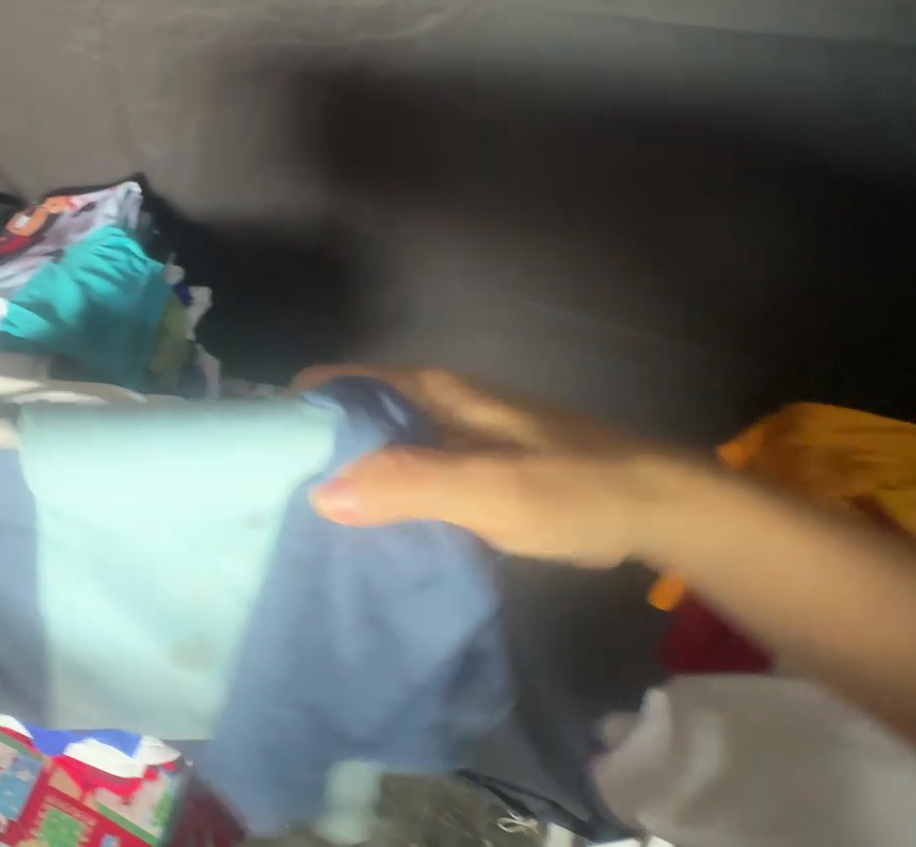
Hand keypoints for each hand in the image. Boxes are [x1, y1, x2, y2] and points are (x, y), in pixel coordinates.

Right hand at [293, 365, 712, 566]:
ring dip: (340, 477)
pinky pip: (396, 473)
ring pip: (369, 447)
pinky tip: (358, 530)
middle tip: (271, 501)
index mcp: (423, 389)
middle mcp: (424, 402)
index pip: (333, 385)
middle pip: (344, 416)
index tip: (259, 458)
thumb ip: (407, 485)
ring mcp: (441, 434)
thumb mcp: (487, 488)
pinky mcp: (456, 466)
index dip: (294, 414)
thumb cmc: (571, 487)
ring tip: (300, 521)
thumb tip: (319, 493)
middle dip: (309, 450)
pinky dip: (373, 494)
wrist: (657, 509)